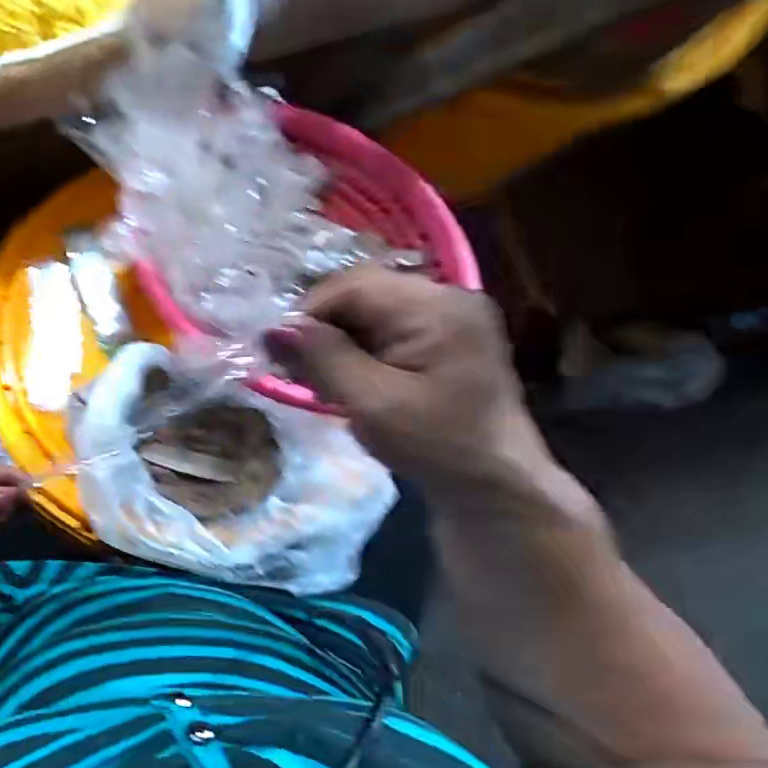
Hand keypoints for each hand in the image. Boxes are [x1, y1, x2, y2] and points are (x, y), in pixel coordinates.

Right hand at [266, 268, 559, 509]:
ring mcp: (447, 317)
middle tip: (294, 370)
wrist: (492, 481)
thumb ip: (323, 358)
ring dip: (334, 341)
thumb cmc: (433, 443)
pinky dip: (356, 350)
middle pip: (360, 294)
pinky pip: (385, 329)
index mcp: (436, 307)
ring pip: (368, 312)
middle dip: (320, 328)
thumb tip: (274, 329)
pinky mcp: (442, 339)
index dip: (306, 313)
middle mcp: (446, 298)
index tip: (278, 354)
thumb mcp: (370, 402)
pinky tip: (345, 380)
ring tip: (317, 380)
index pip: (352, 286)